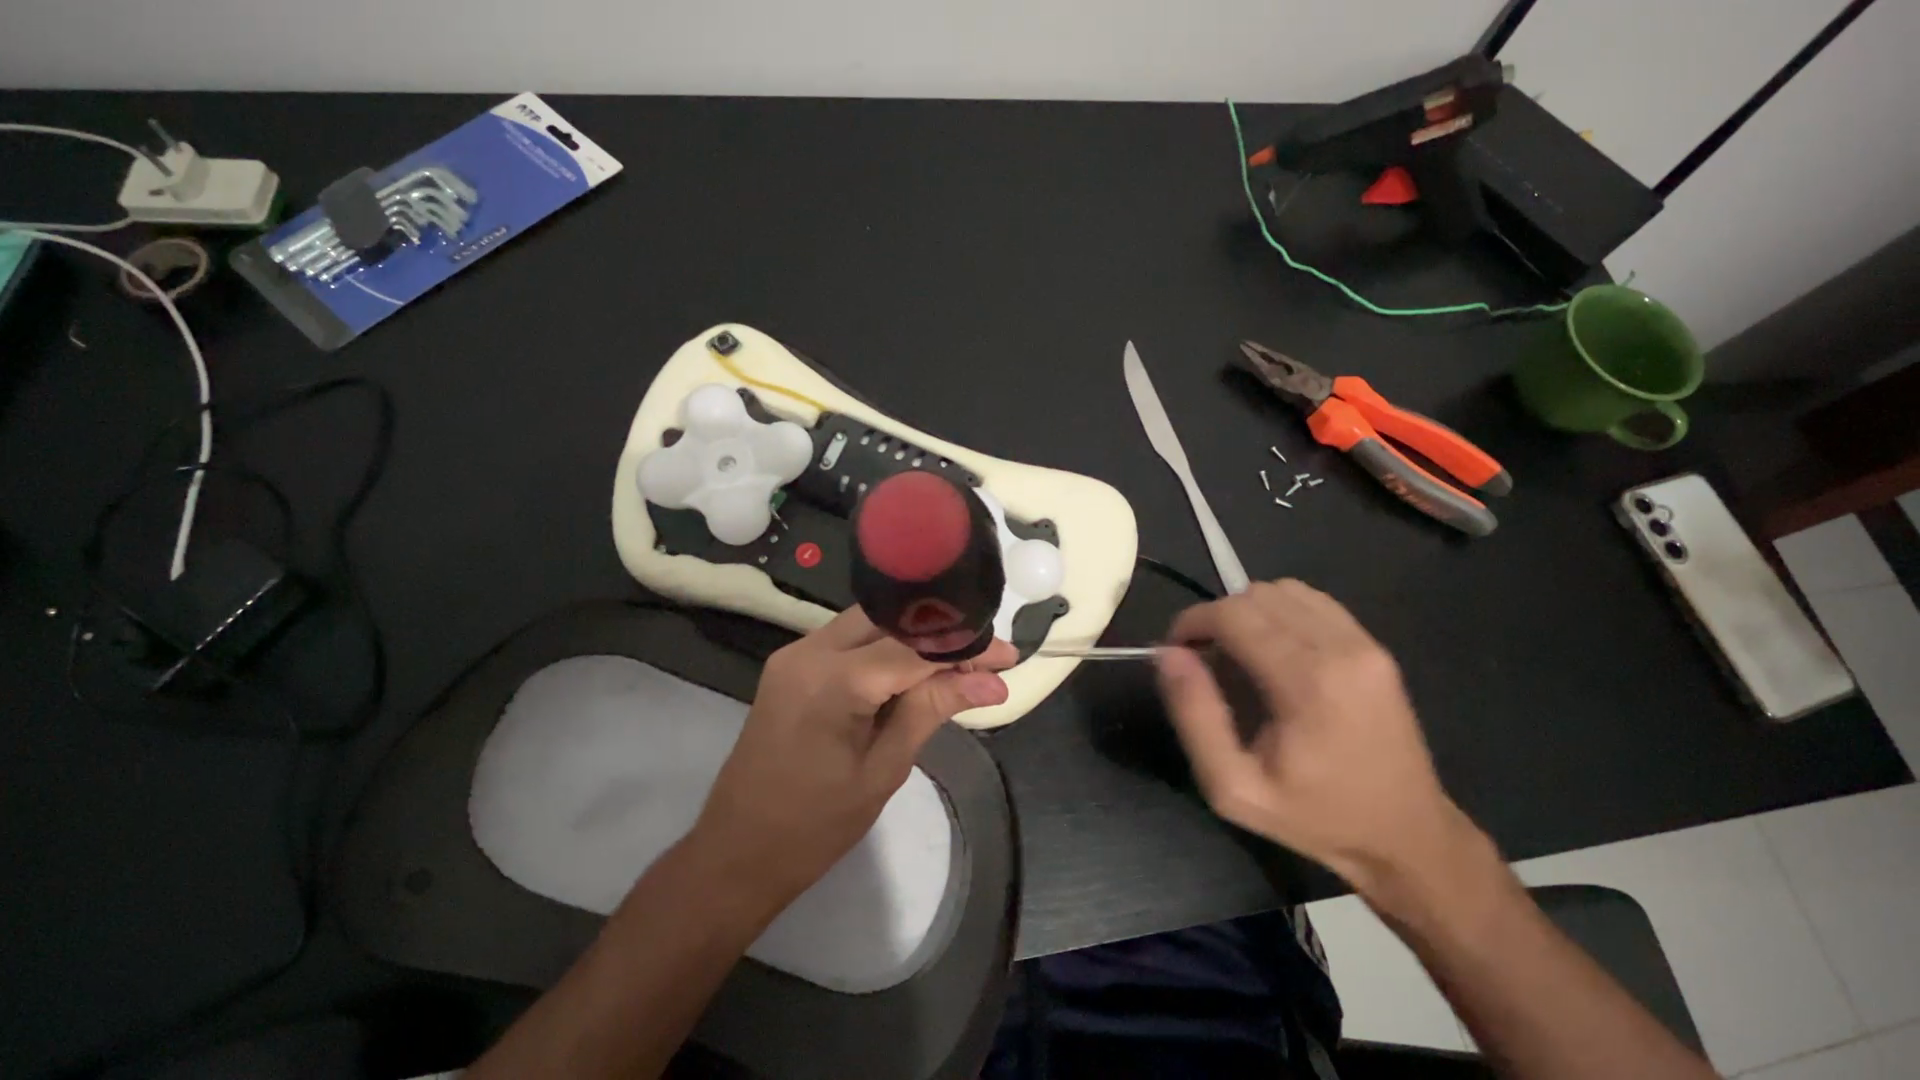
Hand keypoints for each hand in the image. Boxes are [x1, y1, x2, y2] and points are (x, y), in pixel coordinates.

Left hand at [691, 607, 1016, 903]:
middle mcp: (808, 651)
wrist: (737, 851)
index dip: (964, 649)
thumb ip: (930, 711)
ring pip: (868, 624)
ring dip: (914, 639)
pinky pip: (847, 642)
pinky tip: (916, 671)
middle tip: (988, 660)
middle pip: (889, 620)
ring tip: (961, 665)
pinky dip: (885, 650)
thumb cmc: (814, 826)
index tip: (1009, 658)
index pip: (913, 646)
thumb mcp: (883, 769)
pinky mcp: (790, 667)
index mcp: (832, 679)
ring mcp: (794, 655)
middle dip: (940, 635)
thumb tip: (990, 681)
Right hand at [1155, 579, 1471, 892]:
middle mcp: (1341, 648)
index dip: (1191, 622)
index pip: (1233, 614)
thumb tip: (1167, 654)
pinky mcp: (1376, 647)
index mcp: (1307, 682)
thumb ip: (1195, 715)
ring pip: (1286, 591)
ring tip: (1238, 655)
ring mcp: (1365, 643)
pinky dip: (1282, 615)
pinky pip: (1315, 604)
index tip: (1175, 652)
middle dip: (1217, 617)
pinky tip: (1274, 652)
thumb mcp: (1234, 787)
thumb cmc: (1314, 817)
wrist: (1405, 835)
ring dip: (1249, 612)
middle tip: (1202, 660)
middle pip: (1257, 595)